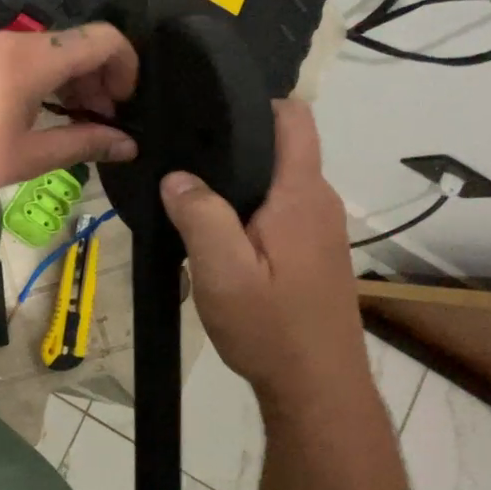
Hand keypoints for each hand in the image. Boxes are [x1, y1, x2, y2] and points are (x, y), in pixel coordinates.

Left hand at [0, 24, 138, 198]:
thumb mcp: (26, 157)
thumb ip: (82, 144)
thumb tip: (127, 144)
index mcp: (30, 58)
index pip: (102, 39)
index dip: (127, 66)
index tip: (126, 103)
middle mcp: (11, 42)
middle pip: (77, 44)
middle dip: (100, 78)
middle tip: (104, 121)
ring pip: (50, 52)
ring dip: (73, 81)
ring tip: (78, 123)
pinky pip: (22, 59)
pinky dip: (44, 80)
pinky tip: (42, 115)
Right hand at [159, 99, 369, 413]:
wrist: (315, 387)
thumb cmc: (270, 327)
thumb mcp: (222, 271)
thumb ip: (200, 216)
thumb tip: (177, 176)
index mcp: (300, 196)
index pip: (294, 120)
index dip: (254, 102)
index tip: (203, 107)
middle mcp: (316, 202)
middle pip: (278, 146)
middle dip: (230, 139)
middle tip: (174, 148)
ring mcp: (315, 227)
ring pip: (272, 179)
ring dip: (232, 176)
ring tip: (180, 183)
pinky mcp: (308, 249)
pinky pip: (273, 206)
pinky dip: (241, 203)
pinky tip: (206, 223)